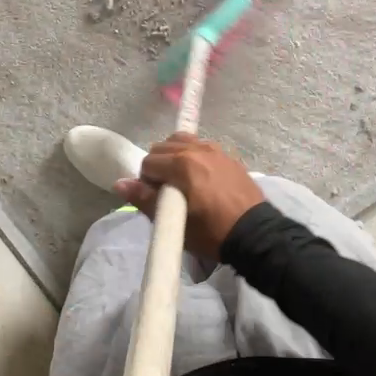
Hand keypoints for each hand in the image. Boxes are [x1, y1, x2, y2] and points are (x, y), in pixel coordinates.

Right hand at [114, 133, 265, 262]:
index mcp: (181, 164)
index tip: (156, 199)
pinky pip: (202, 146)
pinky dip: (194, 155)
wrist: (255, 235)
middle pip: (163, 147)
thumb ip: (145, 199)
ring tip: (182, 180)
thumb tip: (119, 183)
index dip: (147, 182)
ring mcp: (216, 150)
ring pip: (183, 141)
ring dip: (175, 156)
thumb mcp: (175, 221)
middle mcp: (197, 150)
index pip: (148, 163)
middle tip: (166, 191)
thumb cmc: (212, 232)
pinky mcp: (229, 156)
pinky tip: (201, 177)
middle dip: (158, 166)